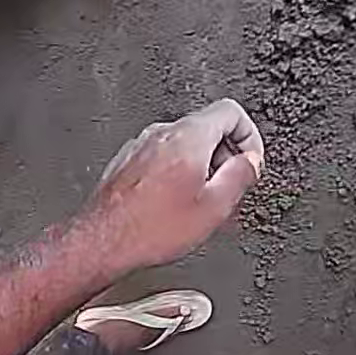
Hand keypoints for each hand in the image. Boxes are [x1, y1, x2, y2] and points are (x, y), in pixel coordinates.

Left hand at [76, 98, 265, 271]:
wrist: (104, 242)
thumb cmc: (151, 228)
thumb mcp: (214, 207)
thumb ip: (240, 176)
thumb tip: (251, 161)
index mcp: (188, 137)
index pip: (231, 112)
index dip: (249, 137)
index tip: (250, 162)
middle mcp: (162, 133)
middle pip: (207, 128)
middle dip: (226, 156)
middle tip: (229, 187)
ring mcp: (141, 146)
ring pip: (184, 145)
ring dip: (201, 167)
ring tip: (201, 201)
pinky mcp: (127, 161)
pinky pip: (162, 157)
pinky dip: (177, 173)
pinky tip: (174, 204)